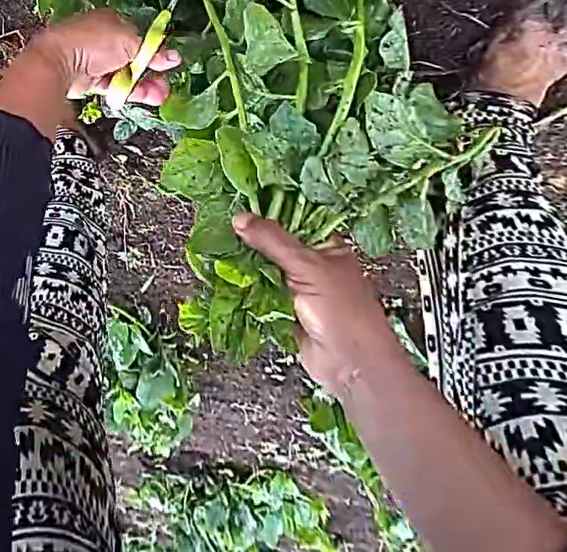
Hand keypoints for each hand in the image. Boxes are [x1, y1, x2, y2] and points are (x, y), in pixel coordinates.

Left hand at [34, 8, 181, 102]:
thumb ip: (153, 52)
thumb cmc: (93, 42)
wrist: (58, 62)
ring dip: (142, 86)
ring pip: (124, 74)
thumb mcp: (130, 43)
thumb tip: (174, 57)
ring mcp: (95, 60)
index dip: (155, 52)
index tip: (167, 65)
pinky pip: (111, 85)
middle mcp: (104, 39)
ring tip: (157, 97)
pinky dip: (124, 91)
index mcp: (113, 21)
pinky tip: (136, 97)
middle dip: (151, 73)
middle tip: (163, 86)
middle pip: (134, 58)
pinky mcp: (88, 79)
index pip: (140, 37)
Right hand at [233, 214, 410, 398]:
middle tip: (220, 224)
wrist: (351, 366)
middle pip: (274, 244)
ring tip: (215, 247)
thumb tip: (241, 217)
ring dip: (244, 264)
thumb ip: (273, 241)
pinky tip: (221, 276)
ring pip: (264, 269)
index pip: (292, 217)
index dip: (267, 210)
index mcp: (324, 244)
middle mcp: (310, 262)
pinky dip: (244, 289)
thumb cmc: (341, 309)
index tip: (238, 200)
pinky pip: (259, 294)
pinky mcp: (284, 310)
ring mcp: (296, 287)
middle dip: (250, 239)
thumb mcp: (308, 266)